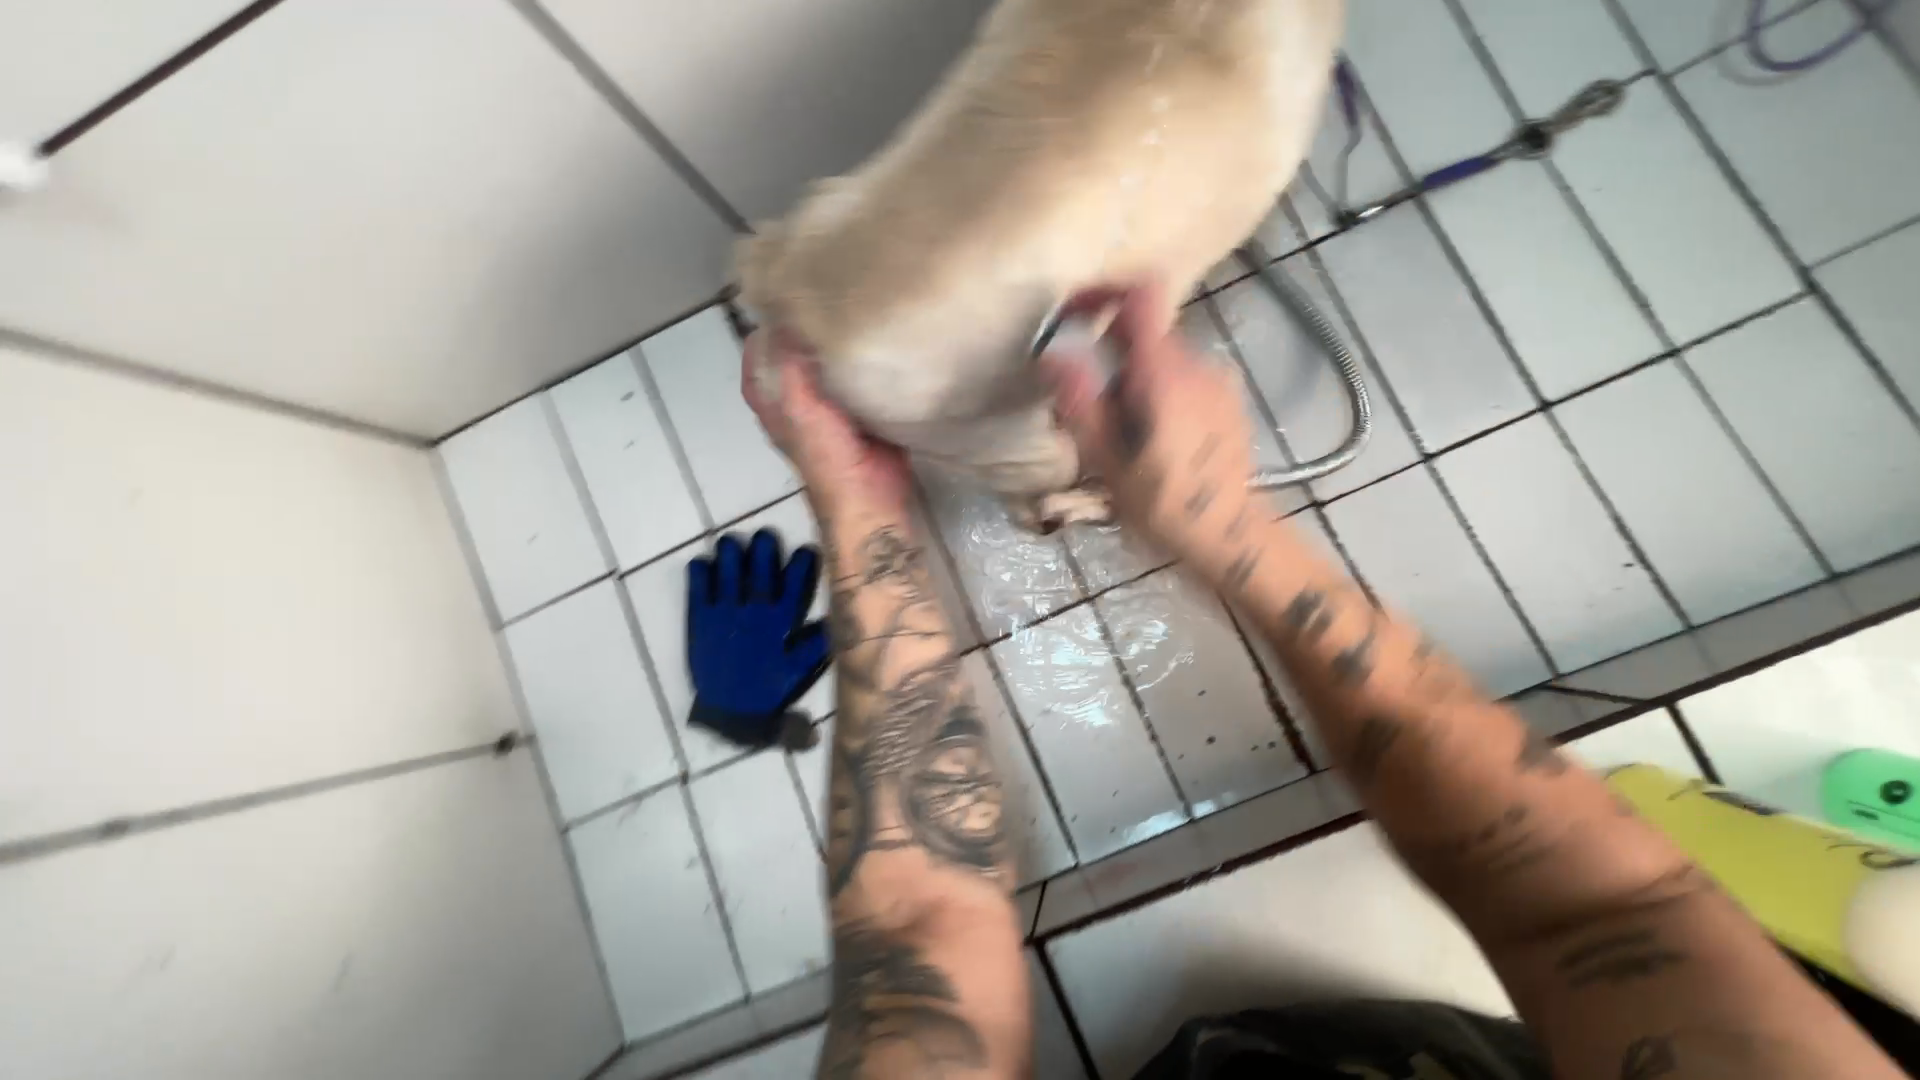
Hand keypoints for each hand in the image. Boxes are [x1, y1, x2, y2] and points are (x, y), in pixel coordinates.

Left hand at [742, 330, 913, 521]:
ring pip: (830, 380)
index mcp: (778, 413)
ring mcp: (836, 419)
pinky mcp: (867, 422)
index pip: (756, 375)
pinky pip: (864, 391)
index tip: (771, 314)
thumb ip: (792, 368)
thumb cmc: (828, 457)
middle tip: (816, 308)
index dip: (757, 348)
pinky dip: (867, 372)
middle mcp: (803, 414)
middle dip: (802, 345)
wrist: (871, 498)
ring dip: (837, 356)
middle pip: (795, 373)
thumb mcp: (801, 408)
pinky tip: (877, 347)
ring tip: (848, 319)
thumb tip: (787, 323)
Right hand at [1042, 283, 1267, 575]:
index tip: (1075, 317)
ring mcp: (1219, 379)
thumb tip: (1052, 353)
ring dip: (1139, 378)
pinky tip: (1160, 436)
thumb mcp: (1109, 462)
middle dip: (1114, 357)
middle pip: (1147, 332)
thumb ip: (1081, 402)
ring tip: (1129, 431)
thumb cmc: (1163, 505)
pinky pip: (1186, 376)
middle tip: (1096, 409)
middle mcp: (1198, 363)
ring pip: (1165, 356)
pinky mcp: (1229, 398)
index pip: (1141, 296)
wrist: (1230, 535)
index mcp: (1164, 374)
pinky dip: (1163, 390)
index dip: (1105, 293)